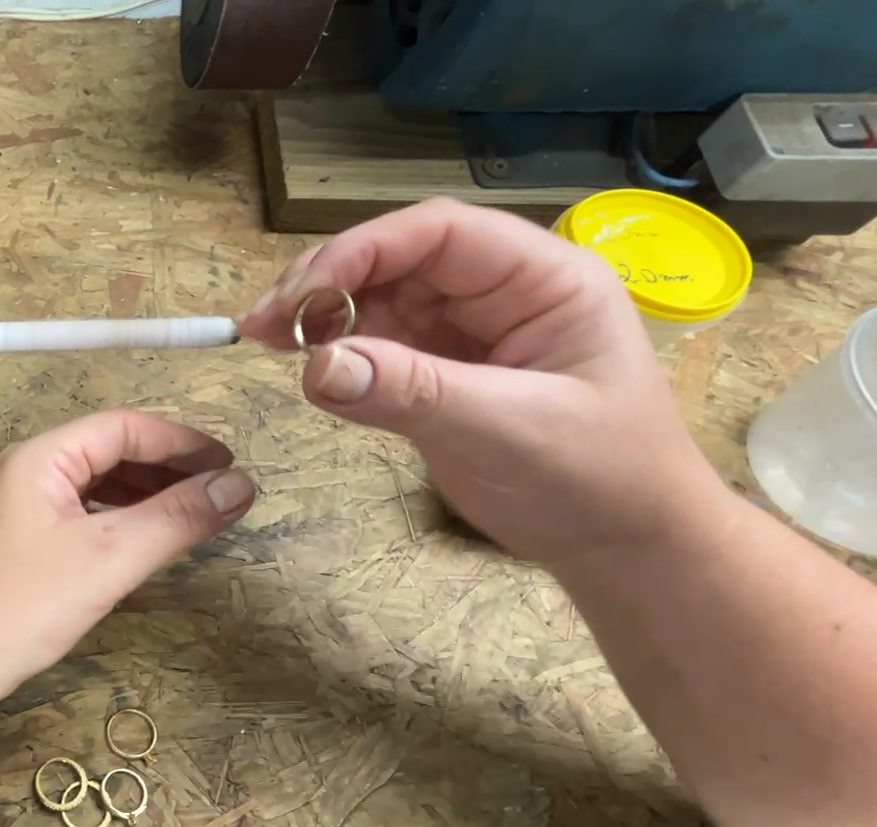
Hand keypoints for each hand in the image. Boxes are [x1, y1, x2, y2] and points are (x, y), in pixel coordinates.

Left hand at [0, 411, 254, 696]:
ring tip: (196, 513)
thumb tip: (240, 484)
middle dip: (167, 468)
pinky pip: (83, 513)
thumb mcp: (111, 557)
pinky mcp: (23, 539)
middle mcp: (27, 470)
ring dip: (147, 494)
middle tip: (220, 491)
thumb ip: (177, 517)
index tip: (230, 464)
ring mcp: (21, 506)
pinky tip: (149, 537)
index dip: (181, 441)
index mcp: (41, 457)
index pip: (122, 427)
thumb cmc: (28, 604)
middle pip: (109, 451)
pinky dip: (121, 519)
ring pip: (97, 484)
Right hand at [238, 198, 733, 566]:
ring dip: (317, 317)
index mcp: (540, 280)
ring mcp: (459, 335)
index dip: (362, 252)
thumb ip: (413, 393)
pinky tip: (301, 365)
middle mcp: (494, 295)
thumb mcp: (507, 430)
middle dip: (324, 283)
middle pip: (395, 261)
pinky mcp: (432, 374)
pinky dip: (331, 354)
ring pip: (374, 302)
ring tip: (265, 342)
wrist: (615, 541)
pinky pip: (372, 348)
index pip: (439, 235)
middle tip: (262, 325)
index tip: (295, 297)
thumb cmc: (593, 478)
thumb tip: (315, 368)